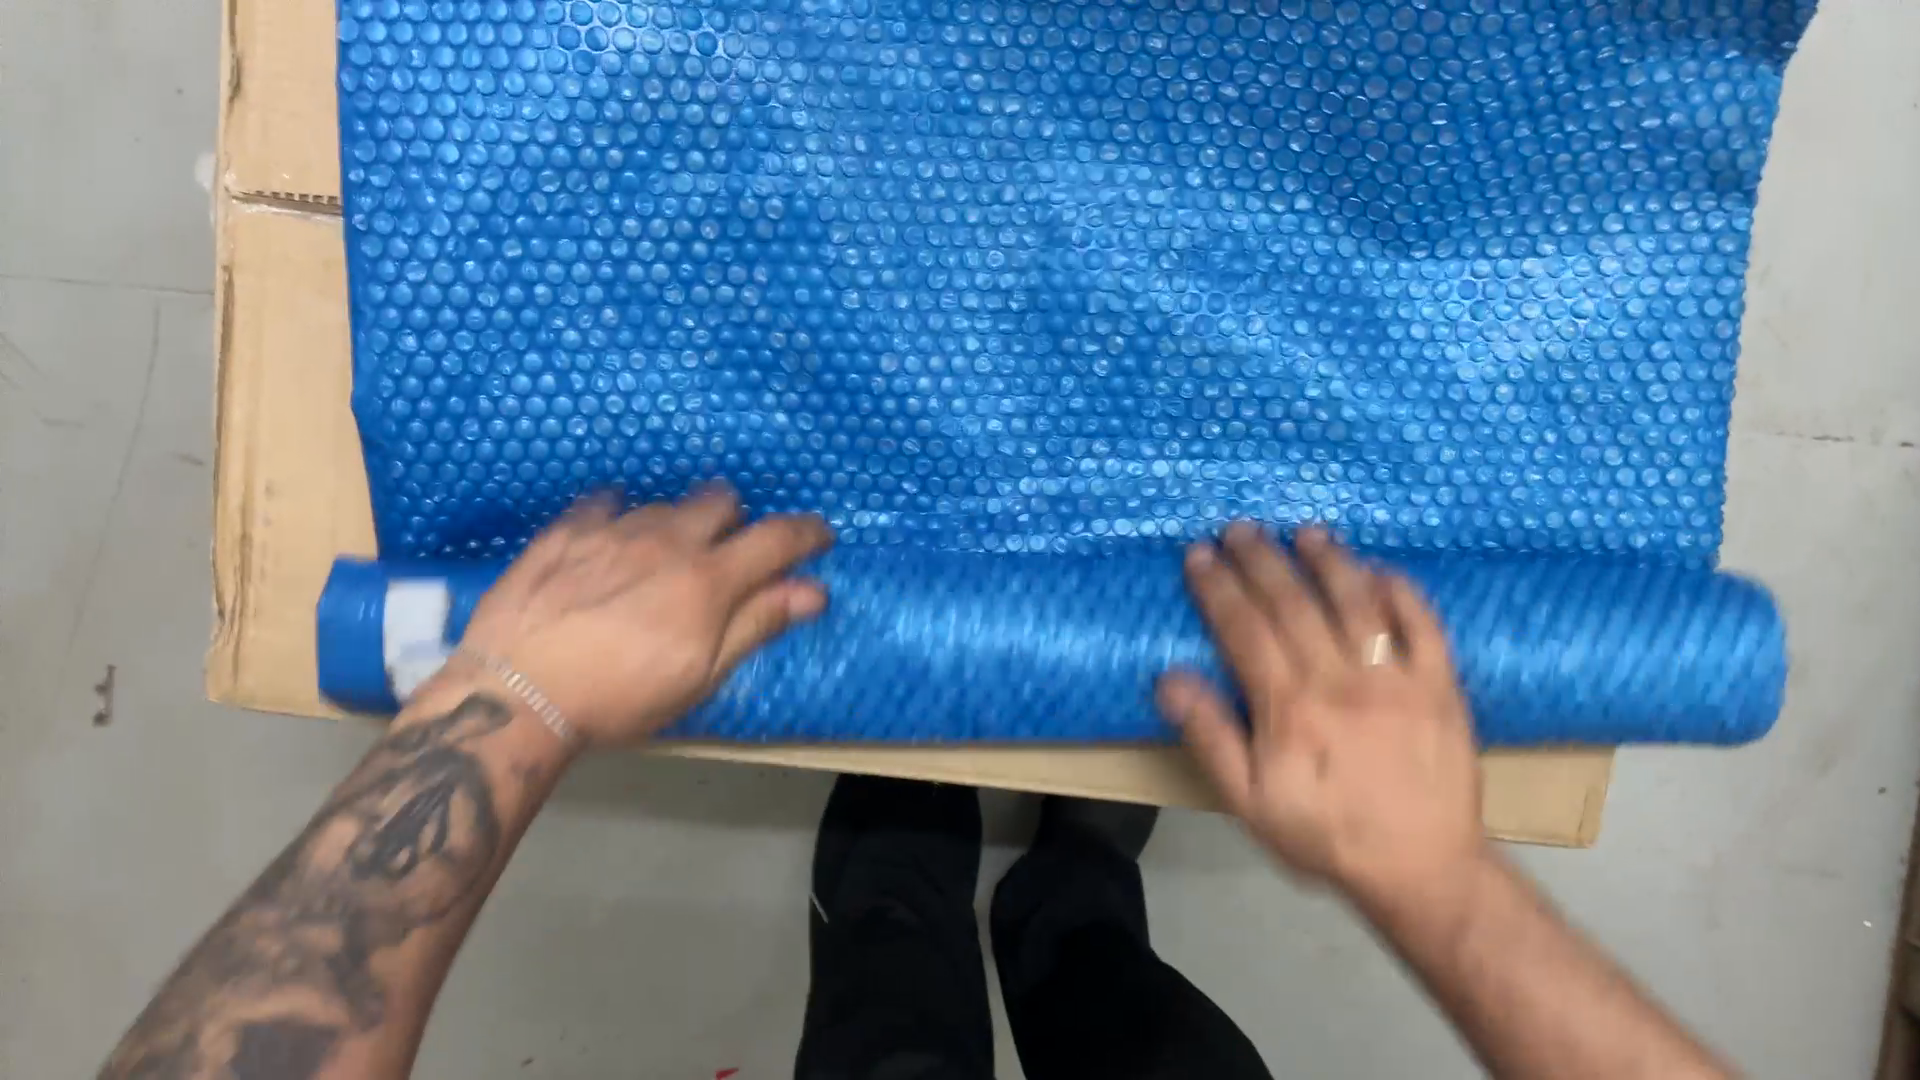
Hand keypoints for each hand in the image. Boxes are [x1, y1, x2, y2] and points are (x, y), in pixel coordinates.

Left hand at [455, 487, 833, 745]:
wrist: (514, 697)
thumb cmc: (620, 697)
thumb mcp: (701, 675)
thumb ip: (757, 623)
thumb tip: (814, 590)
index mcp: (709, 579)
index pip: (776, 538)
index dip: (807, 532)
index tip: (820, 535)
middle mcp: (667, 540)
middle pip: (720, 501)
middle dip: (736, 520)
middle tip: (725, 553)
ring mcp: (612, 530)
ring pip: (665, 505)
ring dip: (679, 524)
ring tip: (662, 556)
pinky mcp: (563, 532)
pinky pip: (604, 502)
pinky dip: (619, 515)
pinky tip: (610, 538)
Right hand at [1156, 524, 1485, 907]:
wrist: (1423, 870)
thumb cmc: (1322, 833)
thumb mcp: (1247, 800)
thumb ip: (1209, 735)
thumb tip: (1170, 677)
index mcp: (1290, 706)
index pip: (1244, 629)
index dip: (1218, 587)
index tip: (1199, 555)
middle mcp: (1341, 680)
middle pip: (1293, 604)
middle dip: (1261, 560)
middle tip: (1239, 527)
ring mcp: (1398, 679)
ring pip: (1357, 603)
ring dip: (1328, 561)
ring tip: (1304, 531)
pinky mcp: (1442, 687)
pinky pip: (1425, 627)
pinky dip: (1402, 592)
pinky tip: (1379, 569)